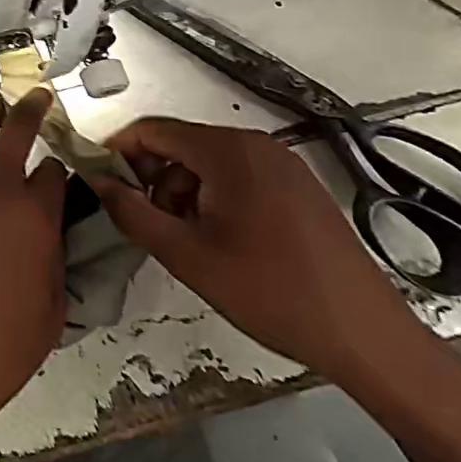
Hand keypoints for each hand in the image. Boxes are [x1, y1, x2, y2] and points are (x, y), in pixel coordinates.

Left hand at [0, 89, 67, 437]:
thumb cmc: (0, 349)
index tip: (55, 188)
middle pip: (14, 135)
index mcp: (34, 214)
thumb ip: (52, 253)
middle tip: (39, 97)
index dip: (57, 179)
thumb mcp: (52, 306)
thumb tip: (47, 231)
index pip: (54, 172)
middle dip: (31, 113)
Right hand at [88, 119, 428, 383]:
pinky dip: (214, 196)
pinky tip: (217, 239)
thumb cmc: (269, 291)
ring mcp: (283, 164)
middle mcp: (257, 145)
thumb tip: (100, 183)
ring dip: (183, 190)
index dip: (120, 149)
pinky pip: (239, 175)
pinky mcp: (298, 185)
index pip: (156, 130)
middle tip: (144, 220)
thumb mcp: (187, 256)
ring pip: (210, 162)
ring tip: (182, 238)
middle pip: (183, 144)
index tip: (99, 178)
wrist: (361, 330)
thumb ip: (134, 214)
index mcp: (229, 151)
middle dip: (154, 176)